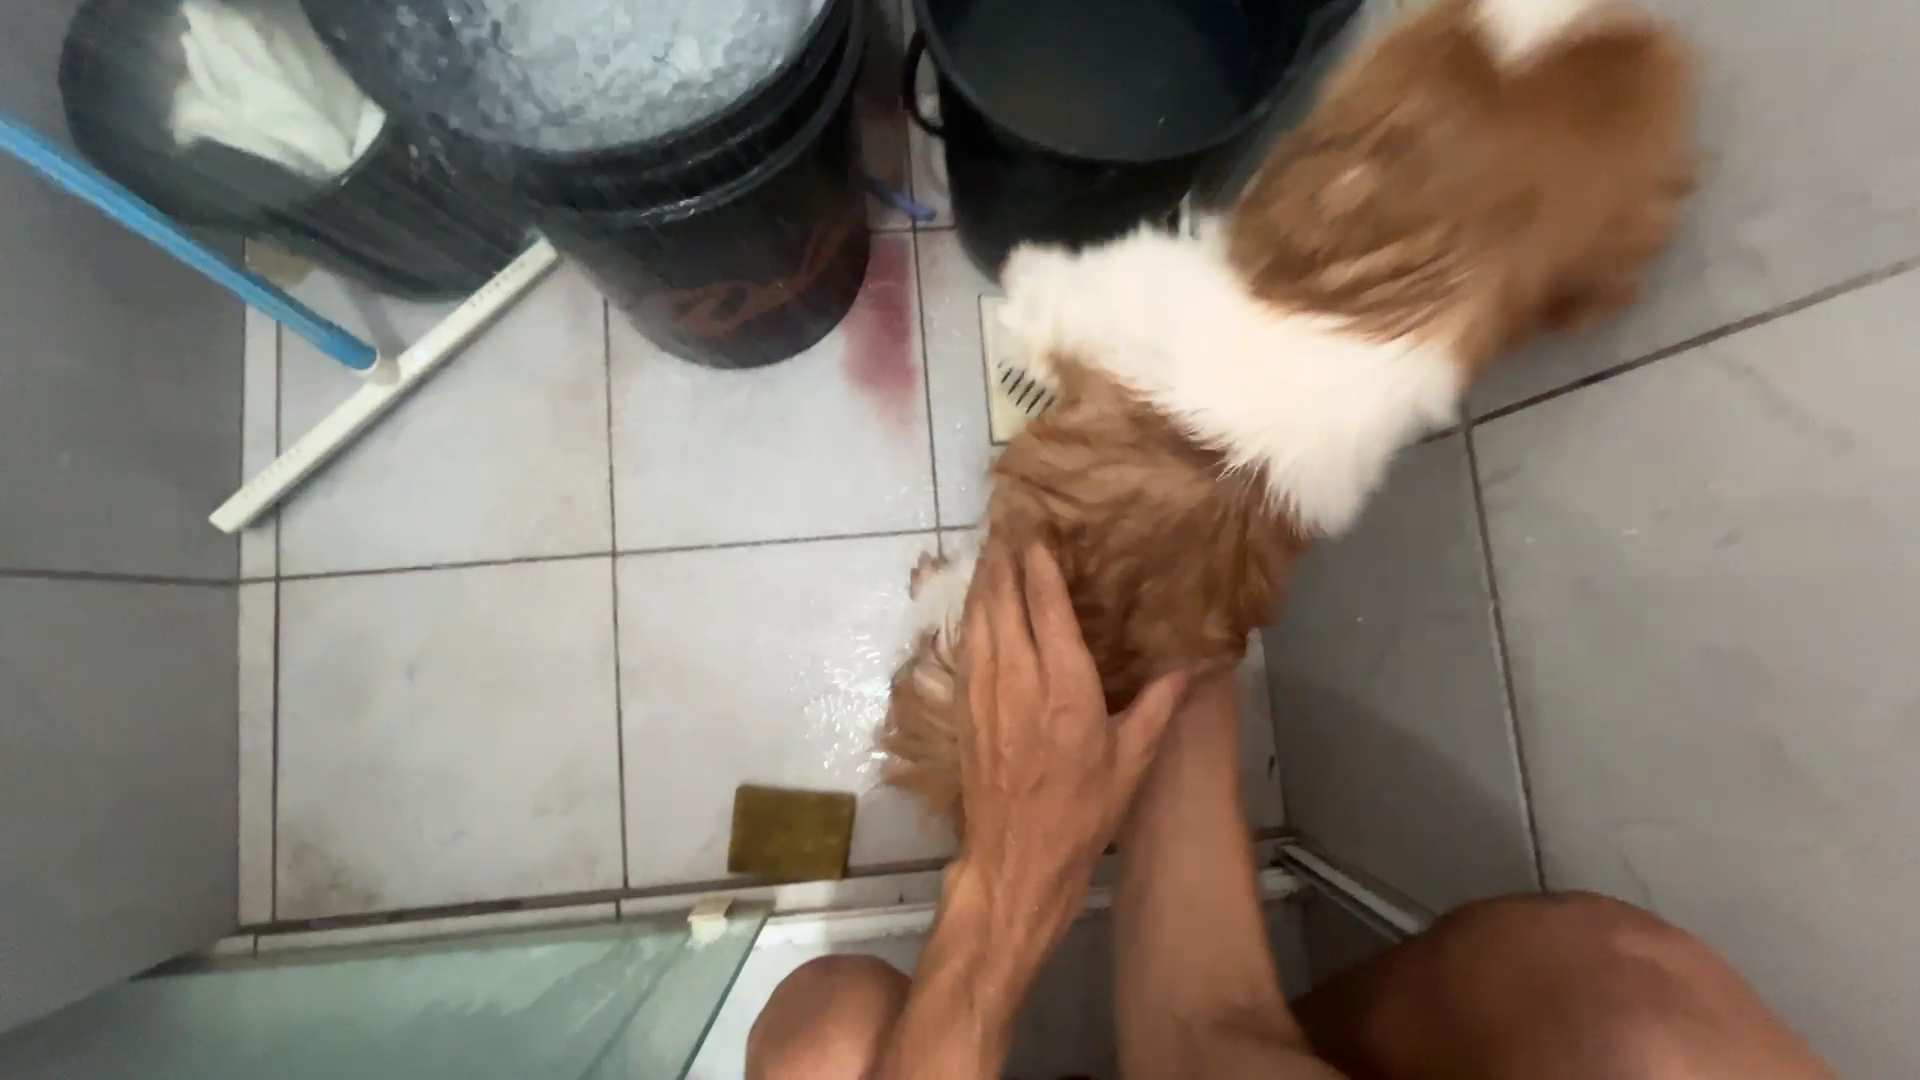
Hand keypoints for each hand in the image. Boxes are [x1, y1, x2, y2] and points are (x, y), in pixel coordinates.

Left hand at [953, 542, 1190, 933]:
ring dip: (983, 579)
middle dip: (1004, 559)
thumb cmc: (1082, 811)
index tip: (1038, 533)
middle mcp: (1018, 676)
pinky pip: (965, 642)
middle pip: (1003, 599)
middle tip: (1008, 526)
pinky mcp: (964, 705)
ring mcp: (984, 688)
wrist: (1016, 856)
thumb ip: (1158, 705)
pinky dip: (970, 612)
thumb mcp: (1132, 760)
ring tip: (990, 551)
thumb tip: (1190, 665)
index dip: (1039, 564)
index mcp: (1064, 685)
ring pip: (978, 616)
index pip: (1046, 605)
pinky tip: (975, 602)